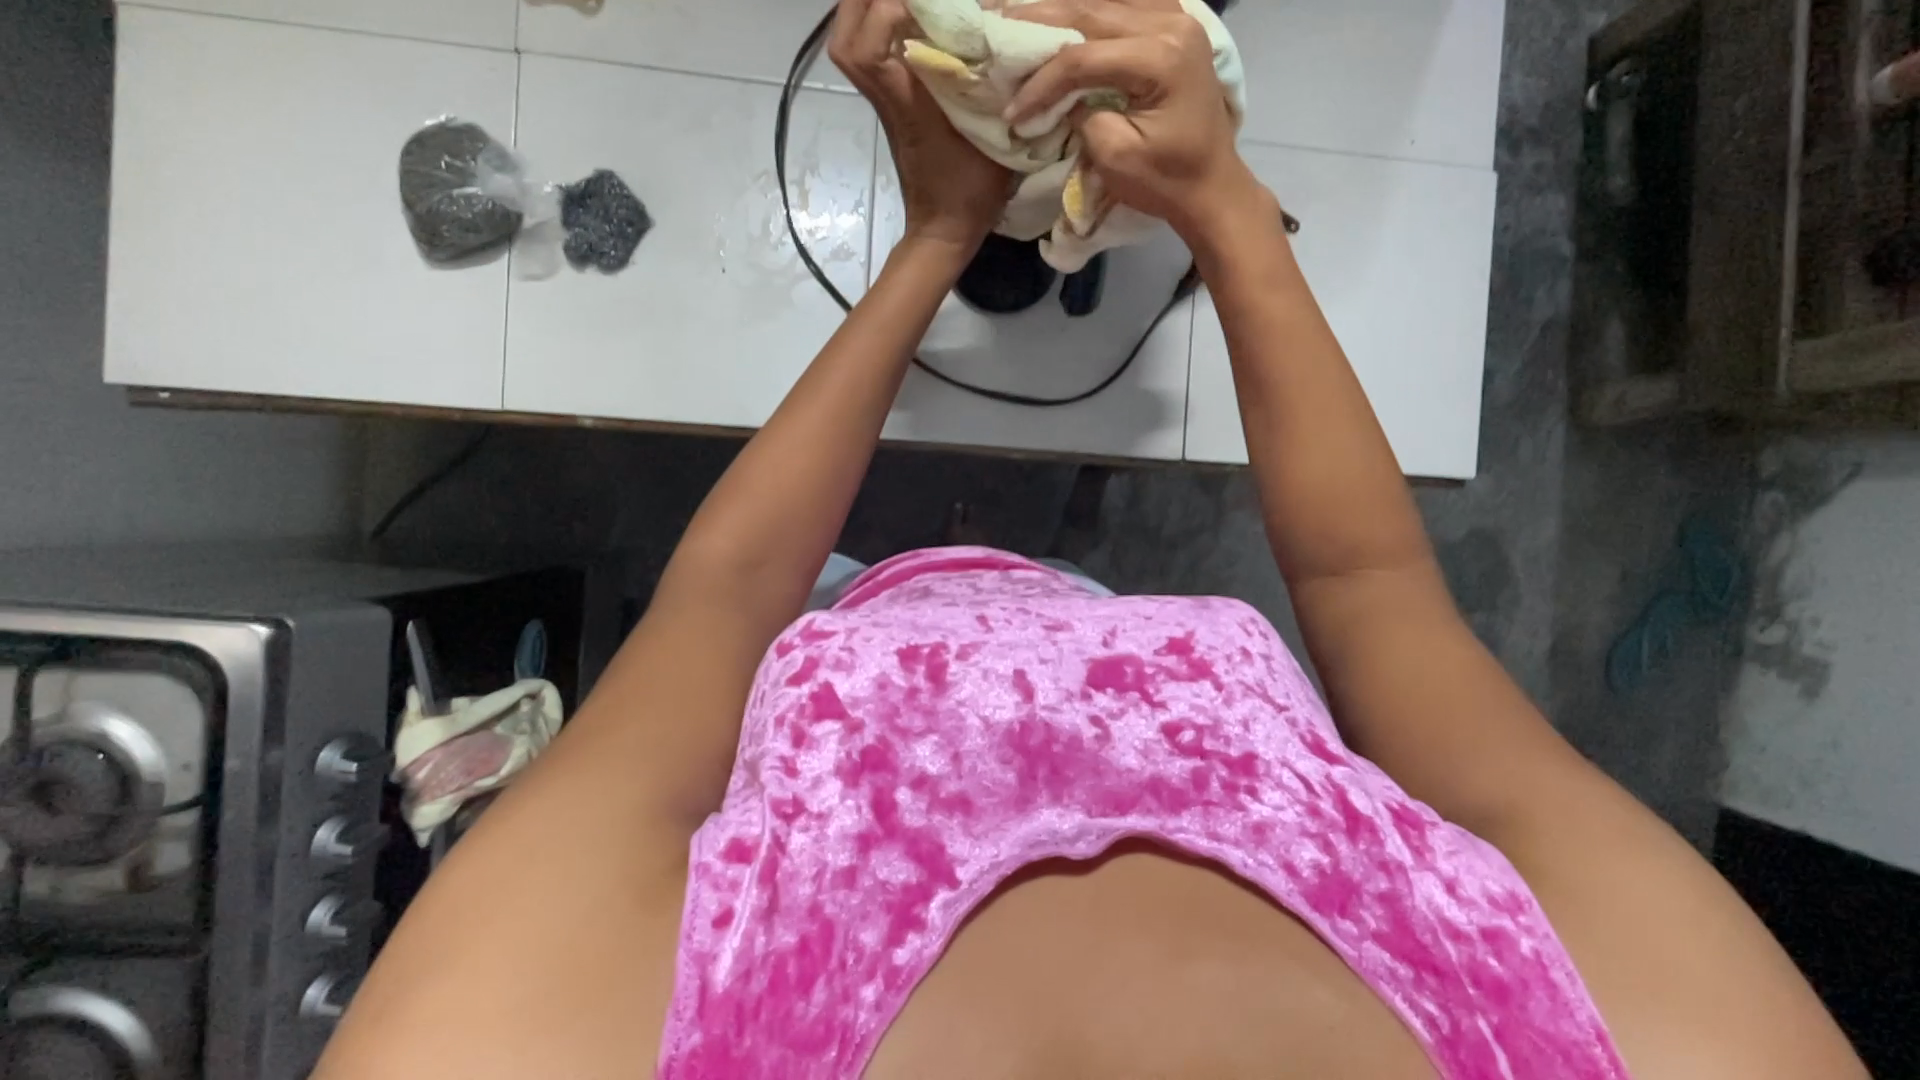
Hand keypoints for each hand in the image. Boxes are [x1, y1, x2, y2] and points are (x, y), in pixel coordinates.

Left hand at [830, 0, 1013, 253]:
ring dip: (863, 11)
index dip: (885, 12)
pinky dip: (872, 27)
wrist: (944, 228)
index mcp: (908, 102)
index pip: (867, 52)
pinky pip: (864, 55)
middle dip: (866, 2)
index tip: (924, 4)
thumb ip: (998, 90)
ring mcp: (883, 99)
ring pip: (847, 46)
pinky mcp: (889, 103)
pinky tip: (903, 15)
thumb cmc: (971, 191)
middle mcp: (887, 95)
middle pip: (847, 40)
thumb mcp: (994, 138)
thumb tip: (1018, 44)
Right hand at [1004, 0, 1268, 243]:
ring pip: (1100, 1)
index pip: (1082, 56)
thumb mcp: (1116, 157)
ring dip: (1054, 8)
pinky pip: (1120, 4)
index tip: (1012, 112)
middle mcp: (1171, 23)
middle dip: (1034, 20)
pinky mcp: (1172, 24)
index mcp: (1161, 56)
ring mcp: (1175, 17)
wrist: (1211, 185)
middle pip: (1088, 11)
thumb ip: (1081, 116)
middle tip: (990, 21)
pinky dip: (1084, 8)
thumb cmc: (1166, 180)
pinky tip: (1055, 11)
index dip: (1040, 83)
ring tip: (1010, 11)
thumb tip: (1057, 95)